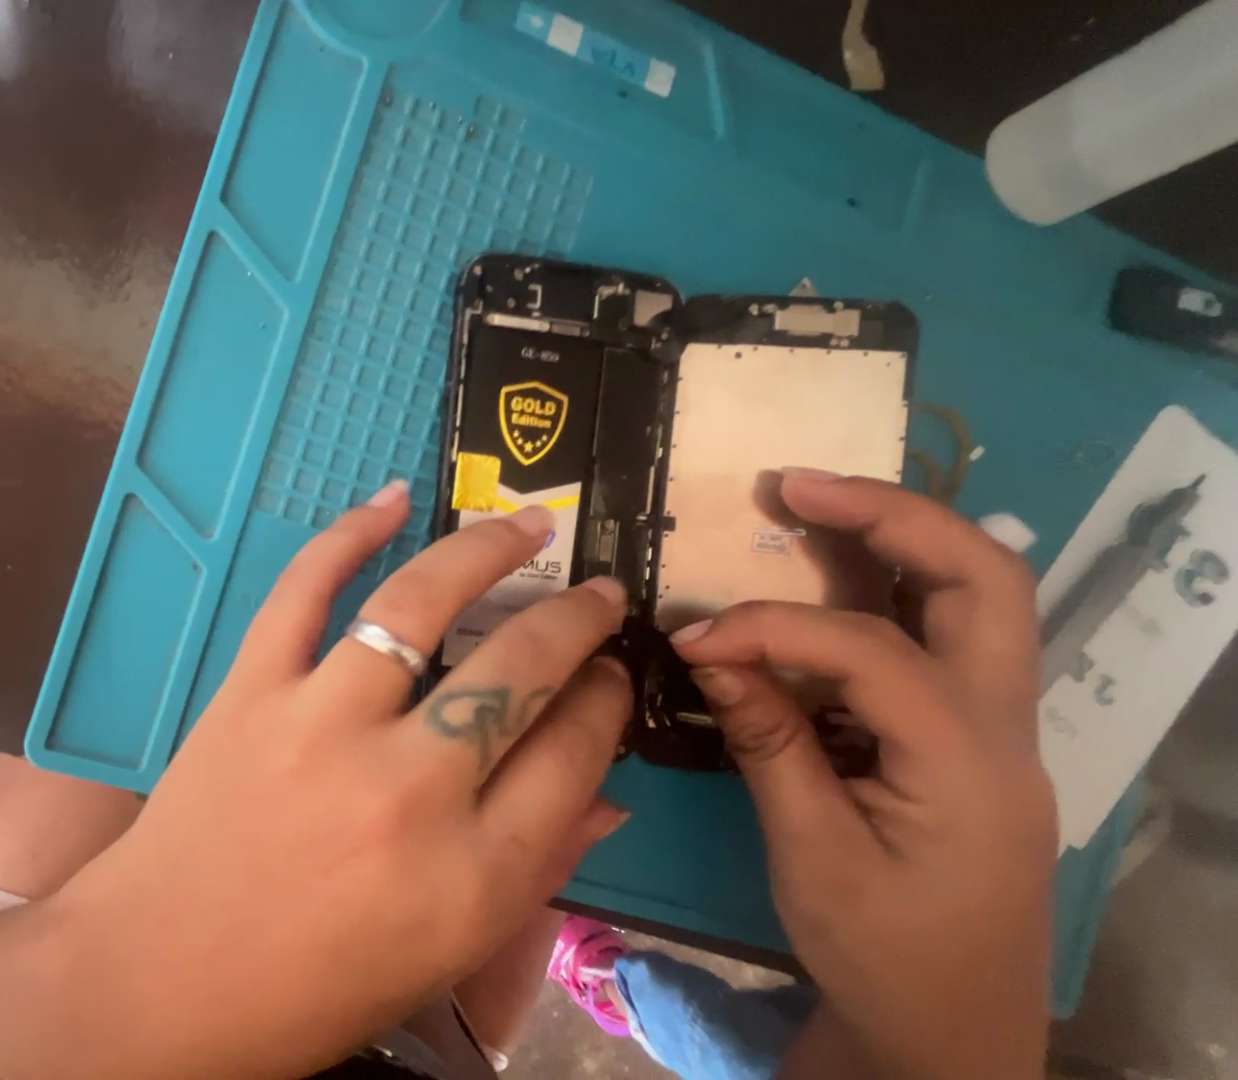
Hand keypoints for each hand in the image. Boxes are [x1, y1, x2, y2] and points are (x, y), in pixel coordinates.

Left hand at [35, 481, 632, 1079]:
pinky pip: (304, 591)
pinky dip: (348, 534)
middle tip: (598, 597)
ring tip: (528, 524)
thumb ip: (533, 870)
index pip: (575, 757)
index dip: (606, 702)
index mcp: (471, 876)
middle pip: (521, 672)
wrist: (161, 976)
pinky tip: (393, 500)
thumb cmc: (311, 985)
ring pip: (419, 605)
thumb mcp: (444, 954)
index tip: (610, 675)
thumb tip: (604, 792)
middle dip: (576, 622)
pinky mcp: (250, 691)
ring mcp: (320, 725)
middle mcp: (407, 789)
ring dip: (486, 551)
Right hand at [670, 471, 1056, 1078]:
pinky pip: (935, 636)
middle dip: (890, 514)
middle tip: (792, 487)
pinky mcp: (960, 734)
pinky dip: (881, 587)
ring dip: (895, 535)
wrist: (951, 1027)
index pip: (868, 651)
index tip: (689, 639)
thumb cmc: (881, 948)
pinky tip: (823, 577)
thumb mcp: (811, 850)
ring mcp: (991, 725)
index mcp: (969, 762)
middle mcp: (1002, 724)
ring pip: (976, 595)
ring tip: (806, 504)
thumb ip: (768, 738)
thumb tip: (709, 651)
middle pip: (984, 578)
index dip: (770, 628)